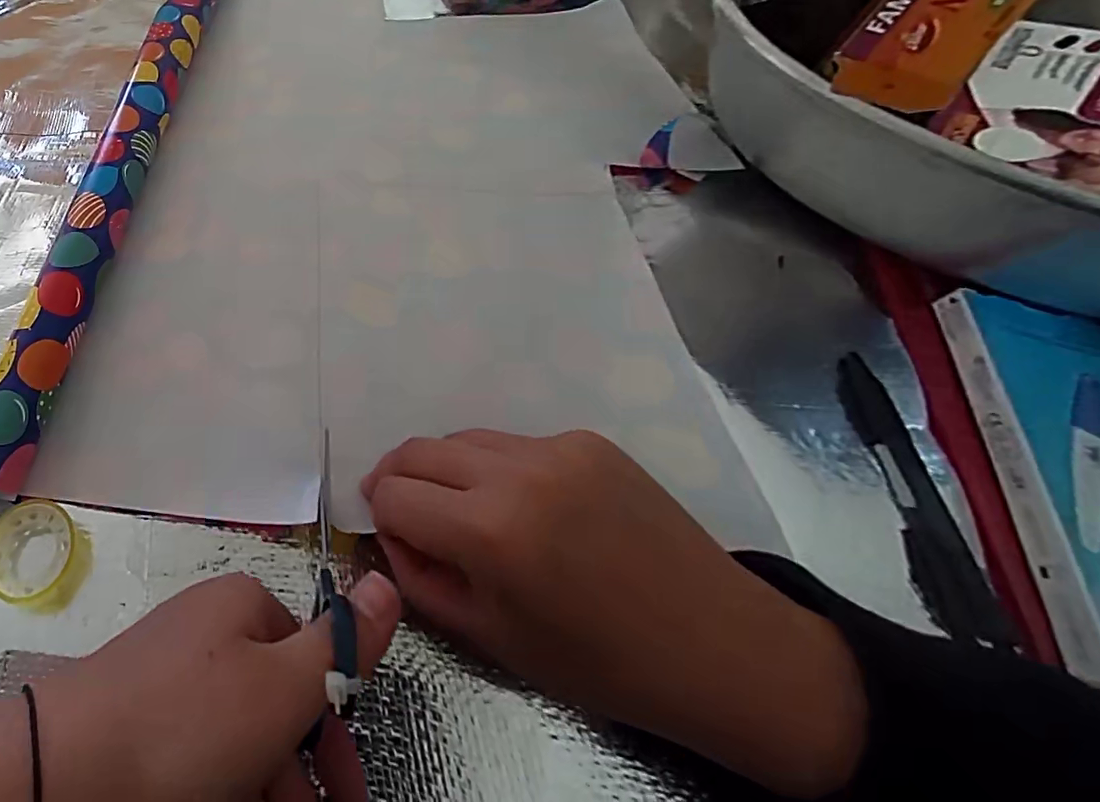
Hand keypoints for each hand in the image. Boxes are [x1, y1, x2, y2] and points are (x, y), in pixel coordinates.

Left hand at [0, 572, 400, 801]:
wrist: (61, 770)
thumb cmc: (190, 722)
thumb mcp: (283, 684)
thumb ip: (342, 641)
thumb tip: (385, 579)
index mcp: (243, 606)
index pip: (310, 657)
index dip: (335, 729)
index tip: (348, 793)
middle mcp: (207, 628)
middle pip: (276, 699)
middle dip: (302, 771)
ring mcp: (169, 671)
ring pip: (237, 731)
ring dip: (265, 786)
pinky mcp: (138, 714)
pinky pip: (196, 747)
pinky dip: (221, 782)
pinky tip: (221, 801)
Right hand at [362, 429, 866, 797]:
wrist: (720, 646)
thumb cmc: (598, 661)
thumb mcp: (491, 636)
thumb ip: (420, 578)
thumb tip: (390, 533)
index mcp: (489, 531)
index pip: (393, 494)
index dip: (380, 513)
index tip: (389, 531)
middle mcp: (516, 472)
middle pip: (417, 450)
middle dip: (398, 478)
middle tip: (404, 509)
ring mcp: (556, 448)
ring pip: (463, 439)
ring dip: (445, 469)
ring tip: (463, 507)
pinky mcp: (586, 440)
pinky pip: (514, 443)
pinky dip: (497, 468)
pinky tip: (527, 505)